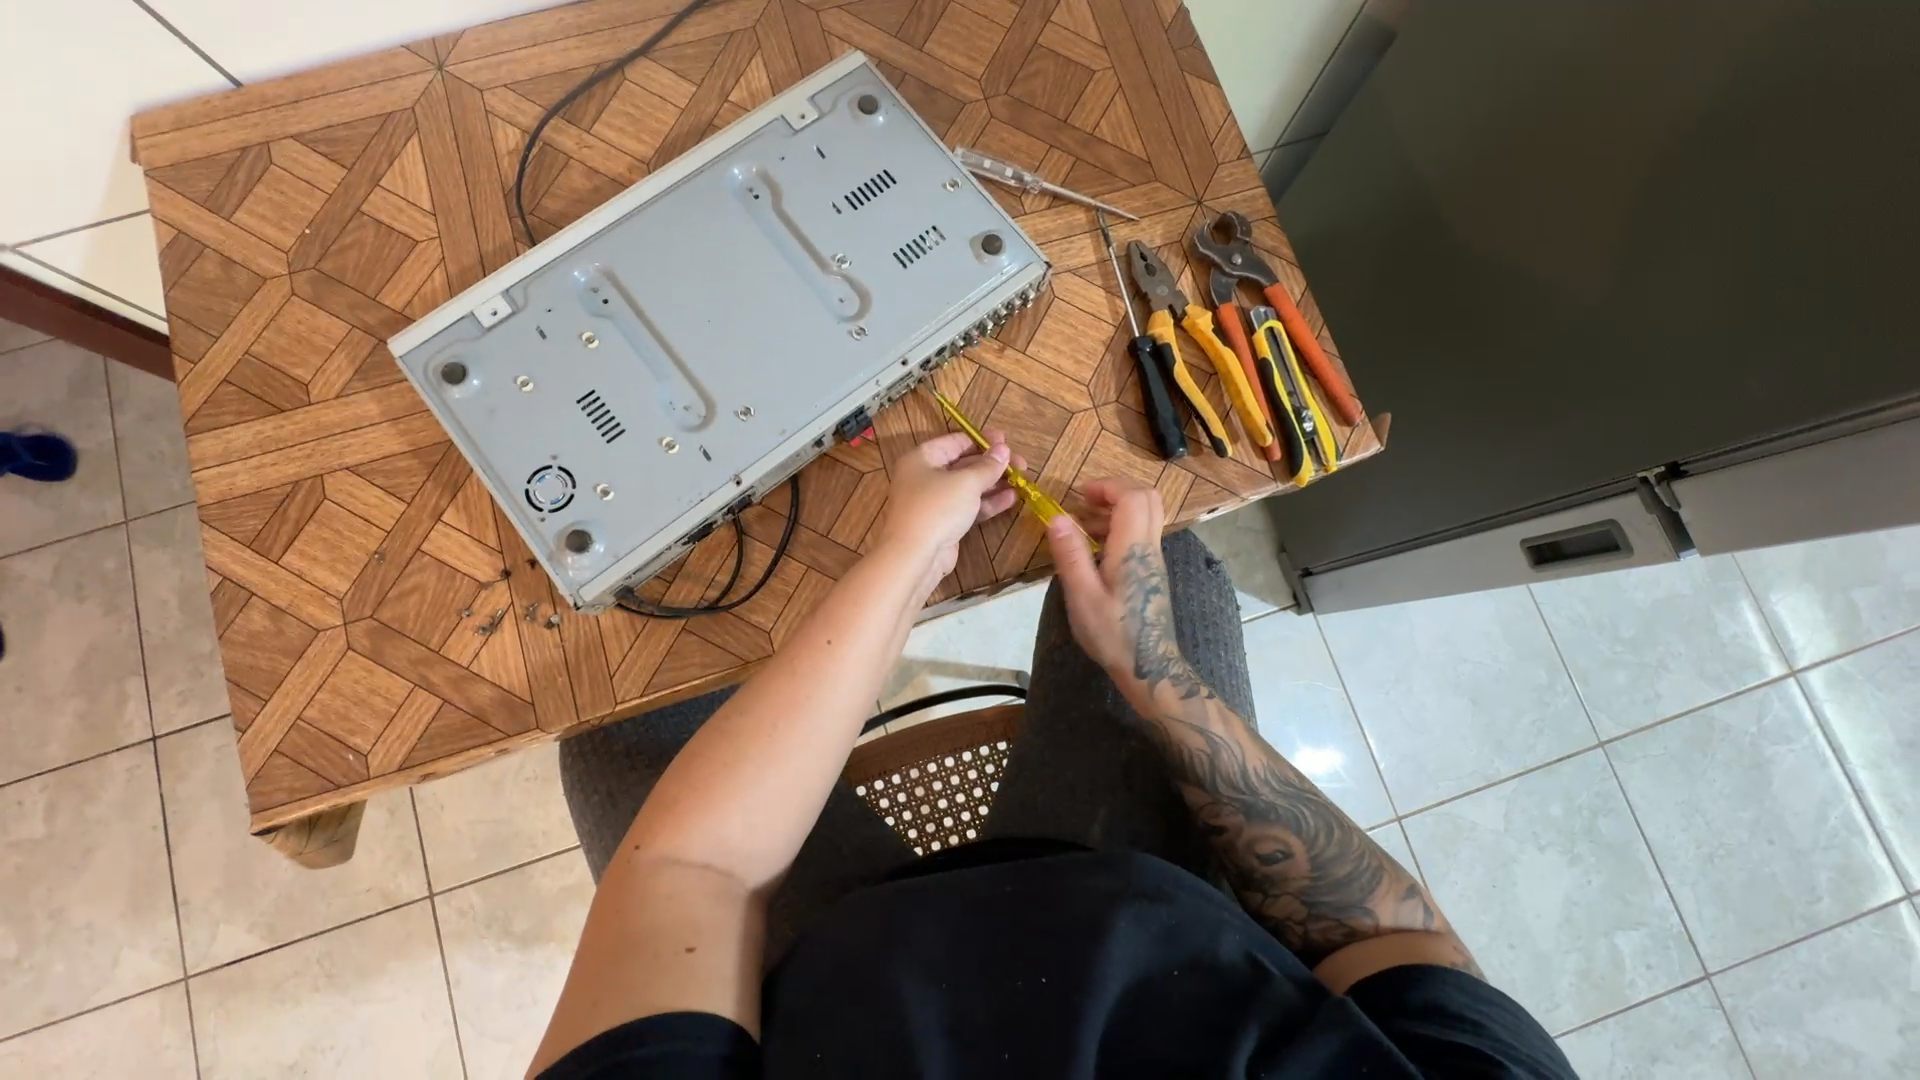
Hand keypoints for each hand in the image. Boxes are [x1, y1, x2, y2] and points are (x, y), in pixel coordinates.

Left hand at [878, 431, 1022, 592]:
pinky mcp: (944, 523)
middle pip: (963, 465)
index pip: (955, 442)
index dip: (981, 441)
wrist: (915, 556)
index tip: (1006, 441)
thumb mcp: (966, 482)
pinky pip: (968, 507)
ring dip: (994, 484)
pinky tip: (1011, 498)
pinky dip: (987, 502)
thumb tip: (1004, 449)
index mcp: (922, 459)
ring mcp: (935, 502)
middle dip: (992, 464)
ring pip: (968, 488)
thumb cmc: (937, 508)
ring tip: (1021, 480)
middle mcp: (925, 477)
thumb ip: (987, 465)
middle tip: (1020, 464)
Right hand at [1045, 478, 1186, 696]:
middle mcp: (1149, 547)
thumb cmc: (1112, 633)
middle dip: (1116, 491)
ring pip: (1147, 515)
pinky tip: (1096, 550)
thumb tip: (1057, 517)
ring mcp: (1154, 559)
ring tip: (1084, 526)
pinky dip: (1121, 528)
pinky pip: (1142, 534)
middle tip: (1086, 502)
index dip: (1108, 486)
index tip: (1081, 495)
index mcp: (1132, 548)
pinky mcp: (1152, 571)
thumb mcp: (1082, 596)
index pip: (1132, 497)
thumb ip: (1071, 554)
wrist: (1149, 666)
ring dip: (1117, 510)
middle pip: (1147, 498)